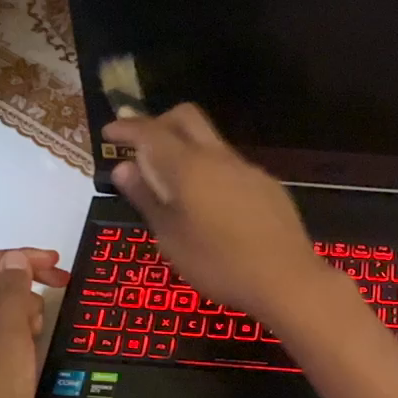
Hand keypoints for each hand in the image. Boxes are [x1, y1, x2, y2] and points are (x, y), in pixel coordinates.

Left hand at [0, 247, 69, 397]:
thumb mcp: (10, 334)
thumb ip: (14, 292)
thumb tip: (15, 259)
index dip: (24, 258)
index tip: (59, 265)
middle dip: (28, 283)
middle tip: (62, 287)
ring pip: (0, 307)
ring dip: (25, 309)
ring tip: (40, 329)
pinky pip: (0, 330)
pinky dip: (20, 329)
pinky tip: (32, 345)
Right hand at [105, 104, 334, 318]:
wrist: (287, 280)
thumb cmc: (220, 265)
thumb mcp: (172, 239)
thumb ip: (148, 200)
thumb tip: (125, 168)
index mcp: (189, 167)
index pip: (151, 131)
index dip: (127, 126)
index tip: (110, 133)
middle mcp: (220, 158)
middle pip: (186, 118)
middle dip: (159, 123)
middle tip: (142, 147)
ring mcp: (249, 170)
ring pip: (213, 144)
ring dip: (189, 151)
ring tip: (176, 187)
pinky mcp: (270, 187)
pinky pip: (233, 168)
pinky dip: (214, 174)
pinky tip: (214, 208)